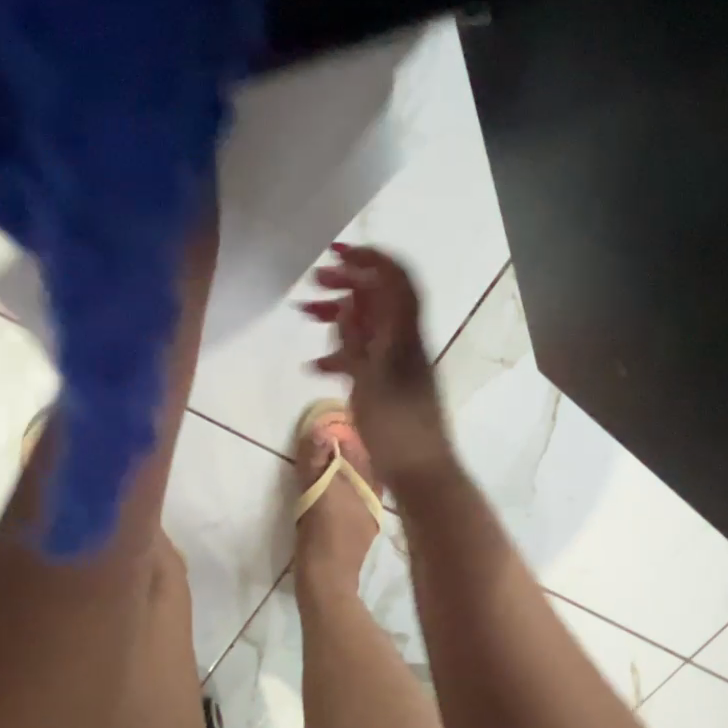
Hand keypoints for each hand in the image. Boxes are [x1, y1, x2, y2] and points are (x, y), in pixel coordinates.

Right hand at [299, 244, 456, 485]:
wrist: (423, 474)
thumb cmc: (397, 431)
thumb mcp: (368, 383)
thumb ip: (353, 341)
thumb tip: (343, 304)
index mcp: (404, 335)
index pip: (395, 280)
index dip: (369, 259)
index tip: (336, 253)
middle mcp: (405, 341)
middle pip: (379, 298)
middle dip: (345, 283)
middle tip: (311, 283)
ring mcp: (399, 362)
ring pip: (368, 325)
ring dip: (338, 316)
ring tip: (304, 315)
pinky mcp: (392, 384)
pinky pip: (365, 355)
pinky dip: (341, 352)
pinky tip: (315, 365)